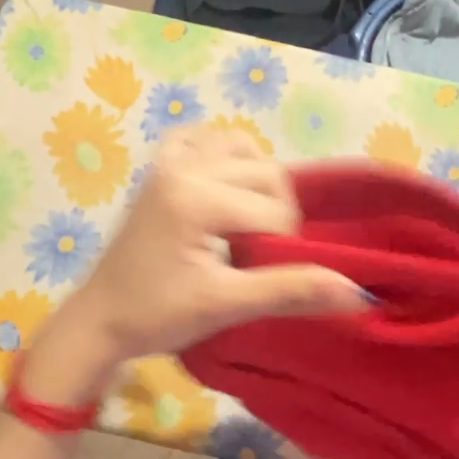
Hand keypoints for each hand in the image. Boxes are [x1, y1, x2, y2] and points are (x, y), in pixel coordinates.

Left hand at [26, 128, 368, 404]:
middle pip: (265, 172)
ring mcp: (167, 161)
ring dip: (255, 178)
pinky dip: (221, 155)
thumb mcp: (226, 306)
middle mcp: (182, 165)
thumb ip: (290, 290)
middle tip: (255, 254)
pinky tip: (223, 186)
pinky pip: (201, 138)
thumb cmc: (158, 316)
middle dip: (274, 212)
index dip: (283, 245)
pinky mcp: (158, 167)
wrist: (99, 321)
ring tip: (246, 221)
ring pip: (240, 146)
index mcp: (196, 197)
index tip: (258, 276)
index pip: (274, 209)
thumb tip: (359, 293)